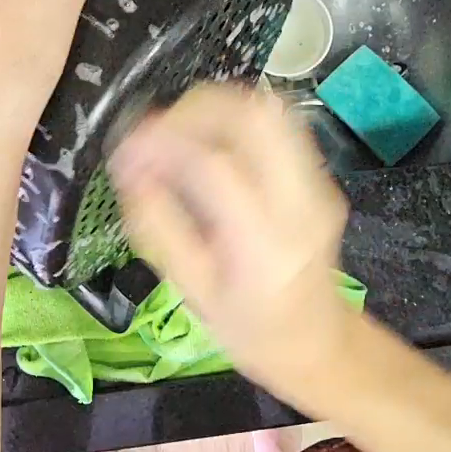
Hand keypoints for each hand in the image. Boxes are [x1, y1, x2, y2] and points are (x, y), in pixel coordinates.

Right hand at [108, 84, 355, 403]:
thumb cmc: (254, 331)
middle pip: (252, 116)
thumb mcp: (195, 293)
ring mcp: (317, 183)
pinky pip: (276, 123)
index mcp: (265, 244)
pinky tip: (208, 141)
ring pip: (268, 109)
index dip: (164, 143)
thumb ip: (161, 229)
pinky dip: (234, 118)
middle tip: (154, 131)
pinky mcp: (318, 174)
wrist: (322, 344)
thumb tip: (130, 170)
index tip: (128, 148)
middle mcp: (300, 202)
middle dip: (193, 109)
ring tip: (178, 132)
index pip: (214, 166)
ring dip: (215, 107)